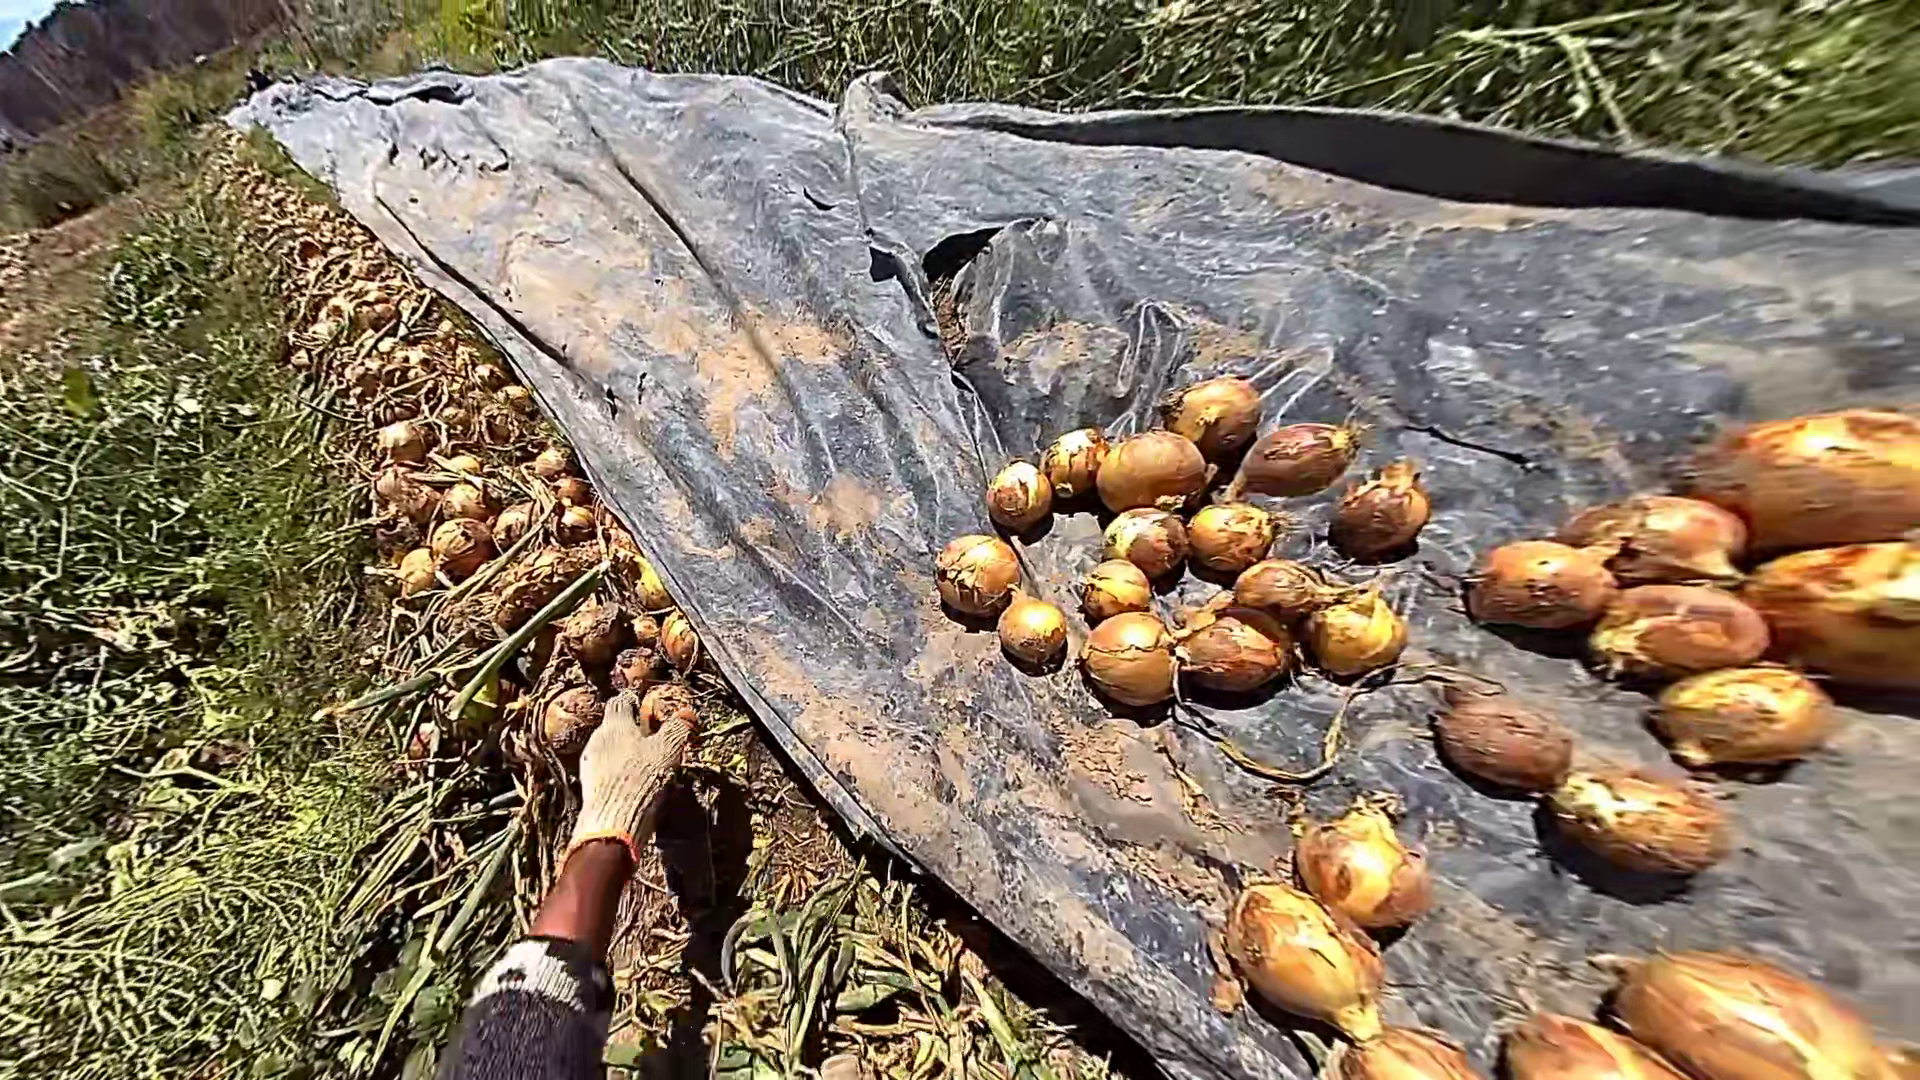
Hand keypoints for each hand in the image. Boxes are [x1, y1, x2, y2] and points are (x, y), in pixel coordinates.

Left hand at [568, 687, 696, 861]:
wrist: (613, 823)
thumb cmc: (642, 775)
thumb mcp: (669, 746)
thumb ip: (678, 727)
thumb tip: (687, 713)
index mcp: (614, 724)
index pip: (620, 701)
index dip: (634, 700)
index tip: (646, 703)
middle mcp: (597, 740)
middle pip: (614, 726)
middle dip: (632, 728)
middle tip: (653, 733)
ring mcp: (590, 766)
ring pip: (610, 748)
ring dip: (625, 750)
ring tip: (646, 759)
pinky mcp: (589, 788)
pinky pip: (606, 769)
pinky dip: (620, 769)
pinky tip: (635, 779)